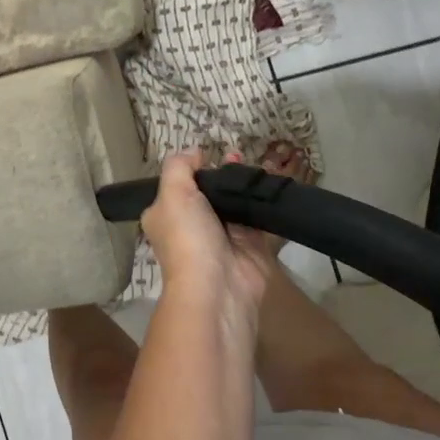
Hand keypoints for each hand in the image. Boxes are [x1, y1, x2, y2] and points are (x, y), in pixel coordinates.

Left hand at [141, 151, 275, 312]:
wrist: (218, 288)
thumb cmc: (187, 237)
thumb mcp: (172, 194)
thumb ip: (178, 167)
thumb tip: (193, 151)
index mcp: (165, 214)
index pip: (177, 184)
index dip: (192, 167)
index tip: (210, 152)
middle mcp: (191, 224)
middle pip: (209, 191)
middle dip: (223, 172)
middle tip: (239, 154)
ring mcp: (222, 234)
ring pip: (235, 201)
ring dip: (246, 183)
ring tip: (259, 162)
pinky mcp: (251, 244)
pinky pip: (259, 215)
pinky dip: (266, 199)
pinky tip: (274, 180)